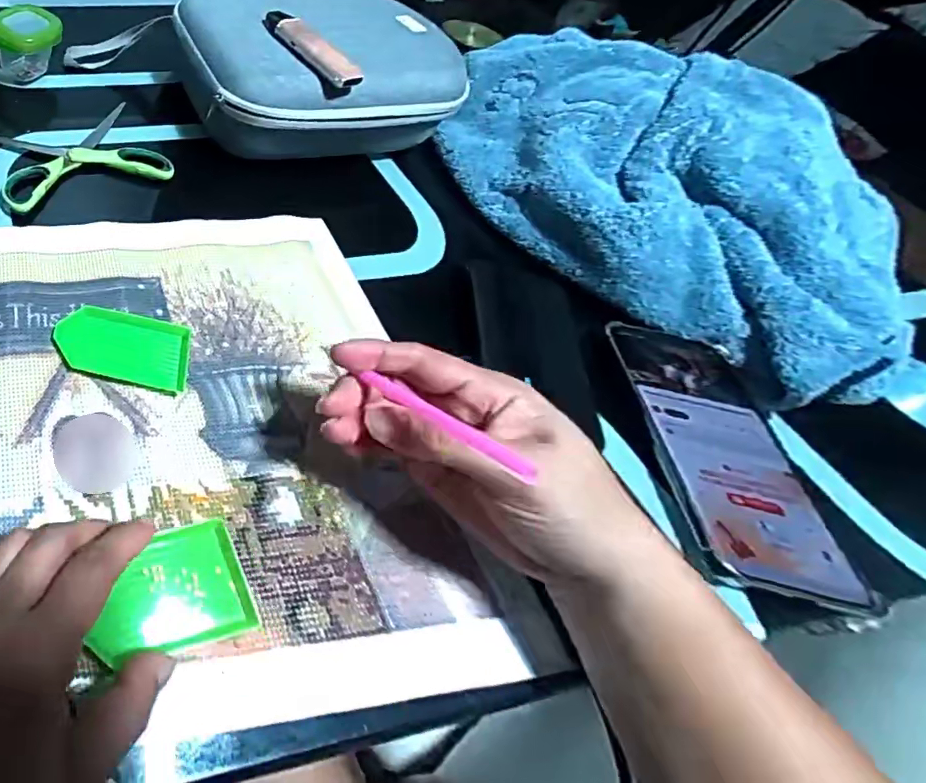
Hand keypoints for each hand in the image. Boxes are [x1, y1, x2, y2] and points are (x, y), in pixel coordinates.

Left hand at [0, 520, 173, 782]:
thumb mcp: (82, 767)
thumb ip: (128, 706)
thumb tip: (162, 657)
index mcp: (38, 649)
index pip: (88, 572)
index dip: (122, 543)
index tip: (147, 526)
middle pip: (49, 545)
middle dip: (89, 529)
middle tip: (118, 533)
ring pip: (13, 544)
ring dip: (52, 534)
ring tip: (81, 542)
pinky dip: (16, 547)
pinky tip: (31, 559)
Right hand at [316, 340, 670, 590]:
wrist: (595, 571)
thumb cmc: (572, 507)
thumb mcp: (510, 470)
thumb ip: (442, 441)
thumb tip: (376, 414)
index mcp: (489, 393)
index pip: (426, 364)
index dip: (380, 355)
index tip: (338, 356)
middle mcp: (461, 410)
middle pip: (400, 390)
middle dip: (361, 393)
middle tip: (330, 413)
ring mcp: (446, 441)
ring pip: (391, 418)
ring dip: (358, 420)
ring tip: (332, 434)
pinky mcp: (436, 471)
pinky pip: (395, 449)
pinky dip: (369, 445)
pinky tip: (349, 447)